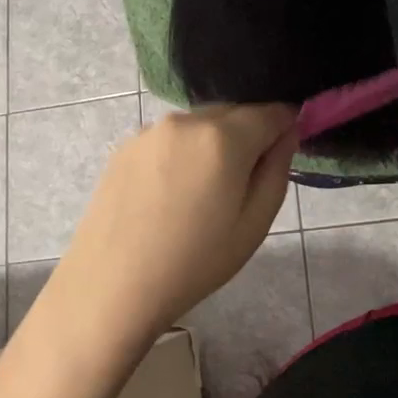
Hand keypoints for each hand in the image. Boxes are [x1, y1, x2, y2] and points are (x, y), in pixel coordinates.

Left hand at [40, 103, 297, 349]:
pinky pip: (170, 138)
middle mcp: (187, 120)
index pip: (272, 111)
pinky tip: (170, 195)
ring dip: (213, 144)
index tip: (283, 153)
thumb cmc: (194, 263)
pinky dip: (181, 153)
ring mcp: (151, 130)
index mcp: (224, 137)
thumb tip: (286, 133)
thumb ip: (277, 169)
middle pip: (234, 112)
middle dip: (248, 135)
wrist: (111, 286)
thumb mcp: (253, 225)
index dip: (285, 126)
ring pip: (200, 124)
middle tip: (242, 184)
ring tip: (202, 195)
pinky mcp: (126, 145)